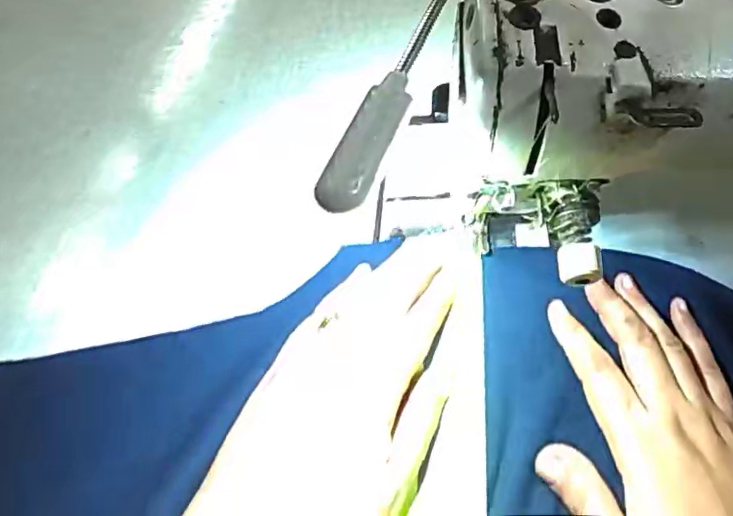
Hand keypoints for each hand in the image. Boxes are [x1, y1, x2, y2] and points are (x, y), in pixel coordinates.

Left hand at [185, 241, 456, 515]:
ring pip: (353, 303)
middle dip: (416, 269)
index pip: (416, 326)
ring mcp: (304, 367)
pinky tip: (351, 281)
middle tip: (438, 243)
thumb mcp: (389, 480)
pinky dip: (337, 296)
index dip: (439, 294)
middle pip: (385, 303)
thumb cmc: (323, 514)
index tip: (457, 269)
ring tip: (407, 251)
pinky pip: (313, 321)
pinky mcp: (276, 378)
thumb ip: (420, 418)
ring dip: (384, 273)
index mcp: (373, 389)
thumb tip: (446, 370)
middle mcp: (338, 366)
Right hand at [539, 272, 732, 515]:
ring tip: (628, 283)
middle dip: (613, 308)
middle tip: (593, 280)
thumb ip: (586, 494)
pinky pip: (709, 364)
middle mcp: (674, 416)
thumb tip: (548, 456)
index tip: (560, 311)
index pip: (599, 377)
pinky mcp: (732, 422)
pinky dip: (694, 333)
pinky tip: (683, 311)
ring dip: (648, 310)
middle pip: (637, 347)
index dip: (576, 339)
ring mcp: (706, 414)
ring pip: (671, 345)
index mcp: (642, 444)